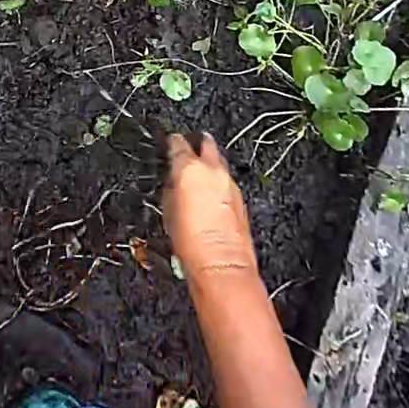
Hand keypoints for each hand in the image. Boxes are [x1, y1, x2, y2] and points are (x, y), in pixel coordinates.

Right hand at [163, 133, 256, 281]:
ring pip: (219, 161)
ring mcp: (229, 182)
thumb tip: (173, 183)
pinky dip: (219, 183)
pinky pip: (227, 181)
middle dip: (197, 142)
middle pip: (206, 142)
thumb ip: (171, 189)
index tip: (170, 142)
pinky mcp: (240, 197)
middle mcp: (212, 170)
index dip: (172, 141)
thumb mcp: (168, 213)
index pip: (178, 143)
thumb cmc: (192, 245)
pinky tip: (212, 196)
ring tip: (200, 175)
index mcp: (189, 168)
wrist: (222, 266)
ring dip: (210, 164)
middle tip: (188, 148)